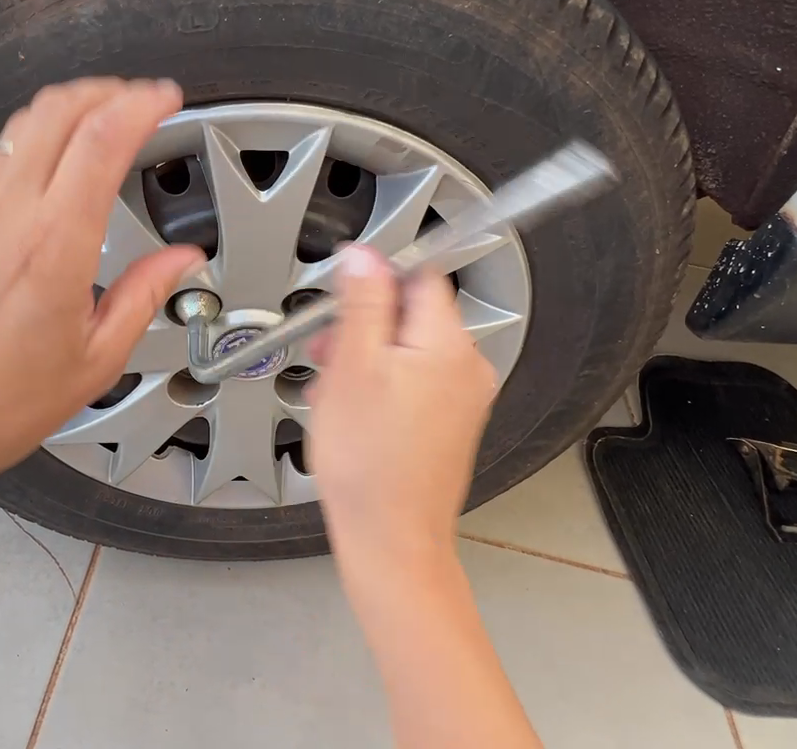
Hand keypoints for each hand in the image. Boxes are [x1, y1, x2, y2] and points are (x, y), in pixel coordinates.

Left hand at [0, 78, 204, 489]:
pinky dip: (37, 131)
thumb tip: (183, 261)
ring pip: (26, 120)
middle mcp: (9, 213)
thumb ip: (146, 294)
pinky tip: (54, 155)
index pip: (103, 139)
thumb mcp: (96, 359)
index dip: (142, 104)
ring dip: (73, 105)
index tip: (167, 98)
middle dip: (110, 90)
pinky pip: (0, 148)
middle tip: (142, 100)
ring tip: (105, 118)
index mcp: (54, 245)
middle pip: (62, 108)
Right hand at [308, 246, 498, 563]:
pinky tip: (352, 410)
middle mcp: (466, 368)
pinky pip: (413, 381)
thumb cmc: (370, 464)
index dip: (376, 279)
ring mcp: (462, 398)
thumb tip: (364, 257)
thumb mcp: (352, 366)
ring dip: (366, 356)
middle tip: (329, 353)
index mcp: (448, 345)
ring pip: (406, 349)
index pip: (420, 276)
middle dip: (364, 325)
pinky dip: (381, 384)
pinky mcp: (449, 422)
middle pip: (411, 314)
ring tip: (335, 390)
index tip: (343, 298)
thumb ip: (361, 302)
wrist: (390, 538)